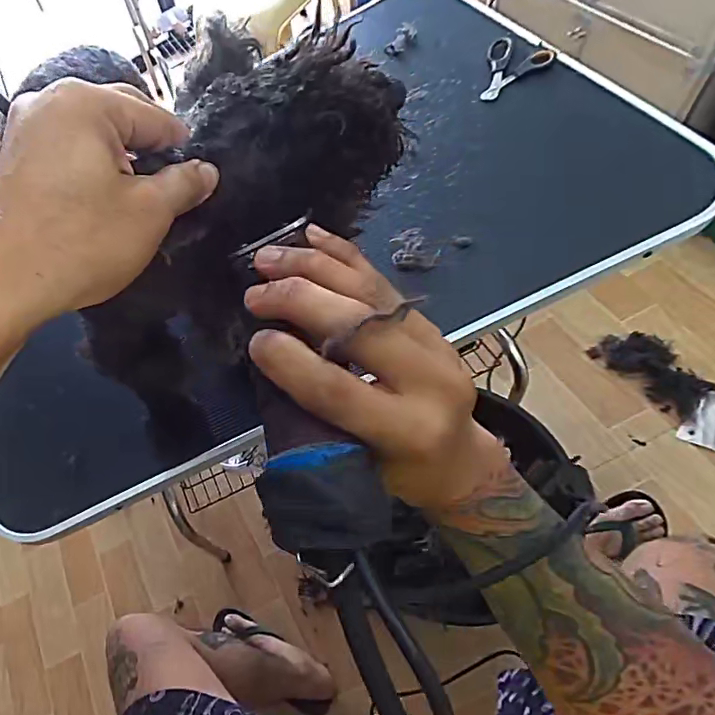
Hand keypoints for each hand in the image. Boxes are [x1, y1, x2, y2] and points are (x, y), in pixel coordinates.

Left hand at [0, 80, 217, 339]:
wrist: (8, 282)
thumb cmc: (81, 243)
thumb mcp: (150, 212)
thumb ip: (185, 183)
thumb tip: (206, 171)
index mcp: (85, 103)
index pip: (157, 117)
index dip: (183, 153)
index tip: (195, 185)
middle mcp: (49, 100)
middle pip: (124, 115)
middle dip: (152, 150)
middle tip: (171, 193)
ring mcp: (27, 126)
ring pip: (96, 132)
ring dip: (124, 160)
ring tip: (138, 200)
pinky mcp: (17, 155)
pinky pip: (71, 147)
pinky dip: (94, 167)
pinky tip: (105, 200)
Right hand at [245, 226, 510, 510]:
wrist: (459, 461)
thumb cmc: (401, 476)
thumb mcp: (359, 466)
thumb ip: (321, 419)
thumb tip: (274, 357)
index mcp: (409, 431)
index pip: (341, 389)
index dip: (294, 363)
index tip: (256, 339)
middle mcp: (431, 382)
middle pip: (361, 328)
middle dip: (301, 302)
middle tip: (255, 293)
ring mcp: (438, 347)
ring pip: (373, 295)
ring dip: (317, 269)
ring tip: (270, 258)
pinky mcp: (434, 326)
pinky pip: (385, 284)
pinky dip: (346, 259)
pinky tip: (314, 239)